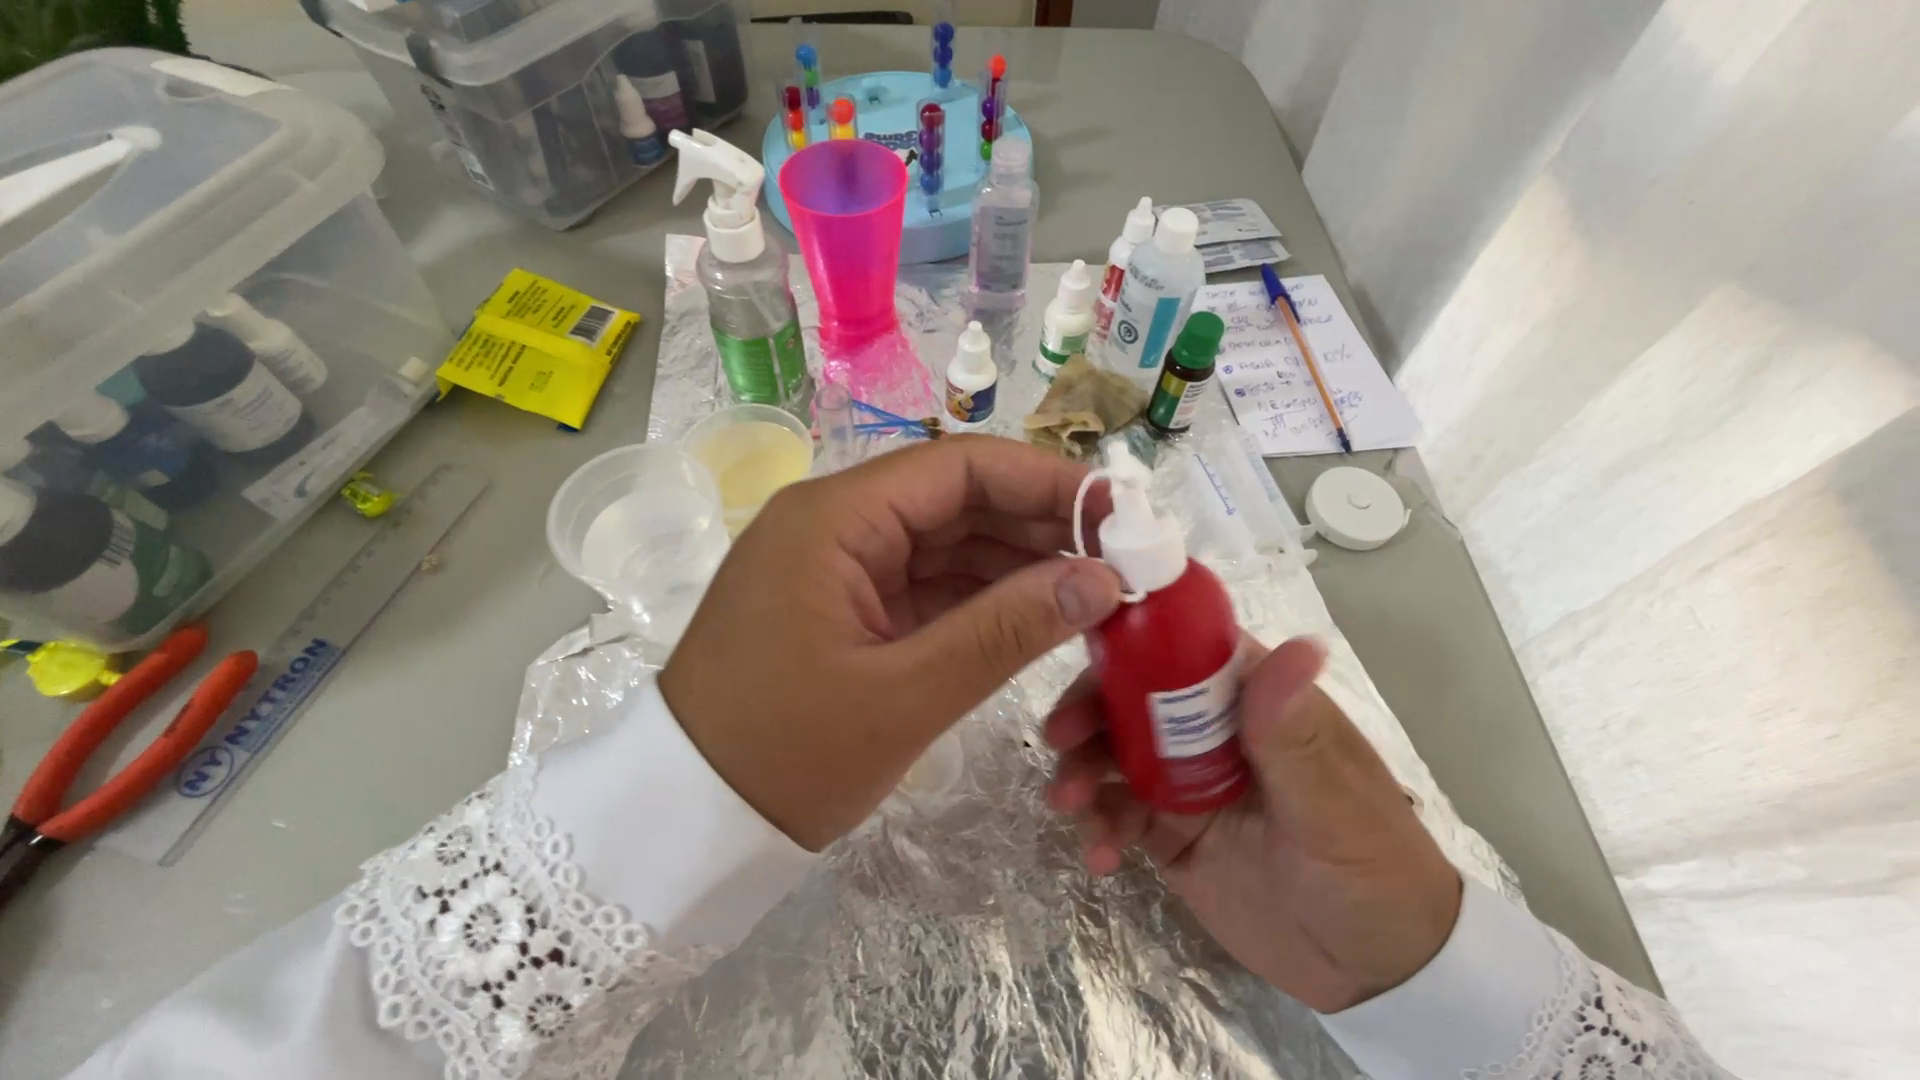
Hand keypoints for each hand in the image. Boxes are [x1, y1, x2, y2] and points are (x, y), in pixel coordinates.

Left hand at [662, 436, 1122, 851]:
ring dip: (1018, 563)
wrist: (687, 818)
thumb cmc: (784, 756)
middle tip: (1124, 557)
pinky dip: (982, 598)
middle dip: (1041, 524)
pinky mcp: (844, 607)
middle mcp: (835, 523)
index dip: (1046, 482)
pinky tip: (1039, 614)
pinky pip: (926, 585)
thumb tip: (1101, 580)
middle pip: (956, 499)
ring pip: (946, 542)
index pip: (959, 467)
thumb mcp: (905, 696)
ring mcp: (838, 566)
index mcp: (835, 518)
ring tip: (1097, 588)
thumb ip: (1006, 631)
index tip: (1120, 512)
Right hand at [1046, 637, 1461, 1012]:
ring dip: (1083, 769)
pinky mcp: (1168, 832)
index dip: (1133, 646)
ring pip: (1114, 753)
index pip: (1186, 652)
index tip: (1087, 657)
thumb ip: (1294, 734)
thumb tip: (1296, 643)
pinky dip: (1099, 827)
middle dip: (1089, 712)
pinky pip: (1118, 814)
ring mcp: (1185, 781)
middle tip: (1058, 739)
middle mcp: (1212, 731)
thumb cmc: (1373, 871)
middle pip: (1134, 699)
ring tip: (1069, 805)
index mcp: (1256, 704)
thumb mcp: (1336, 805)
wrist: (1375, 972)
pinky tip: (1099, 856)